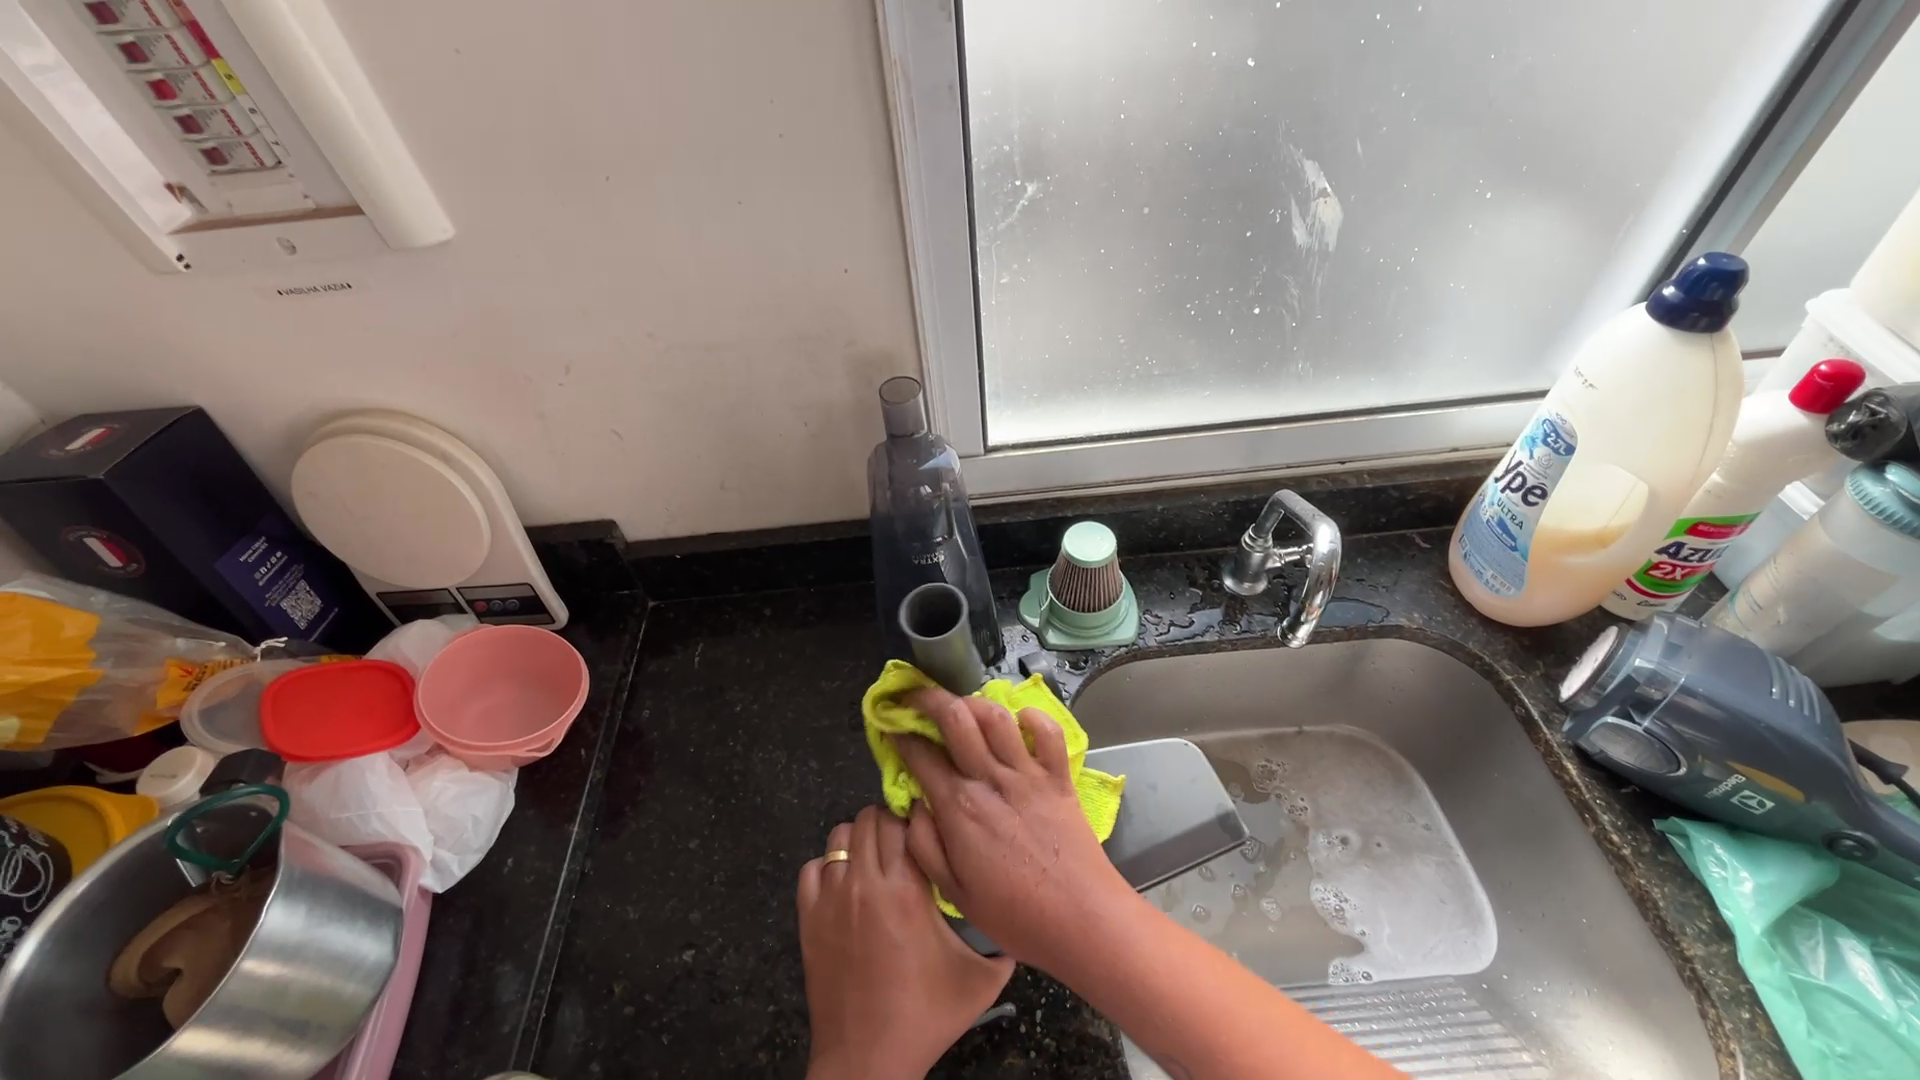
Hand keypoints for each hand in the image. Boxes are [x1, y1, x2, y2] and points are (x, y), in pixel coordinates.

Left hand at [797, 805, 1012, 1079]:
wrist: (868, 1058)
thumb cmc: (926, 1015)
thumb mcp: (981, 979)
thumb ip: (1004, 942)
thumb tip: (1016, 915)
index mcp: (907, 888)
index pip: (904, 821)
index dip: (917, 819)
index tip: (928, 829)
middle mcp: (866, 882)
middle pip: (870, 819)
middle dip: (889, 823)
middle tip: (905, 844)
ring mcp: (831, 897)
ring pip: (840, 836)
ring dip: (859, 840)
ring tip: (876, 862)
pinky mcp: (807, 917)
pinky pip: (813, 867)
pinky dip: (828, 866)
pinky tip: (846, 885)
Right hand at [892, 687, 1135, 975]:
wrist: (1081, 921)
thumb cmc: (1014, 915)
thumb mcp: (953, 891)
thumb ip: (924, 844)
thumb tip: (914, 804)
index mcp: (959, 808)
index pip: (920, 754)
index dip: (900, 735)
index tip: (891, 727)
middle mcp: (991, 780)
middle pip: (955, 718)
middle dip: (928, 698)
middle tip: (915, 697)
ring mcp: (1028, 775)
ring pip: (996, 716)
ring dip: (973, 702)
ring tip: (961, 706)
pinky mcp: (1059, 778)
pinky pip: (1048, 732)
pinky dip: (1033, 718)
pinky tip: (1019, 721)